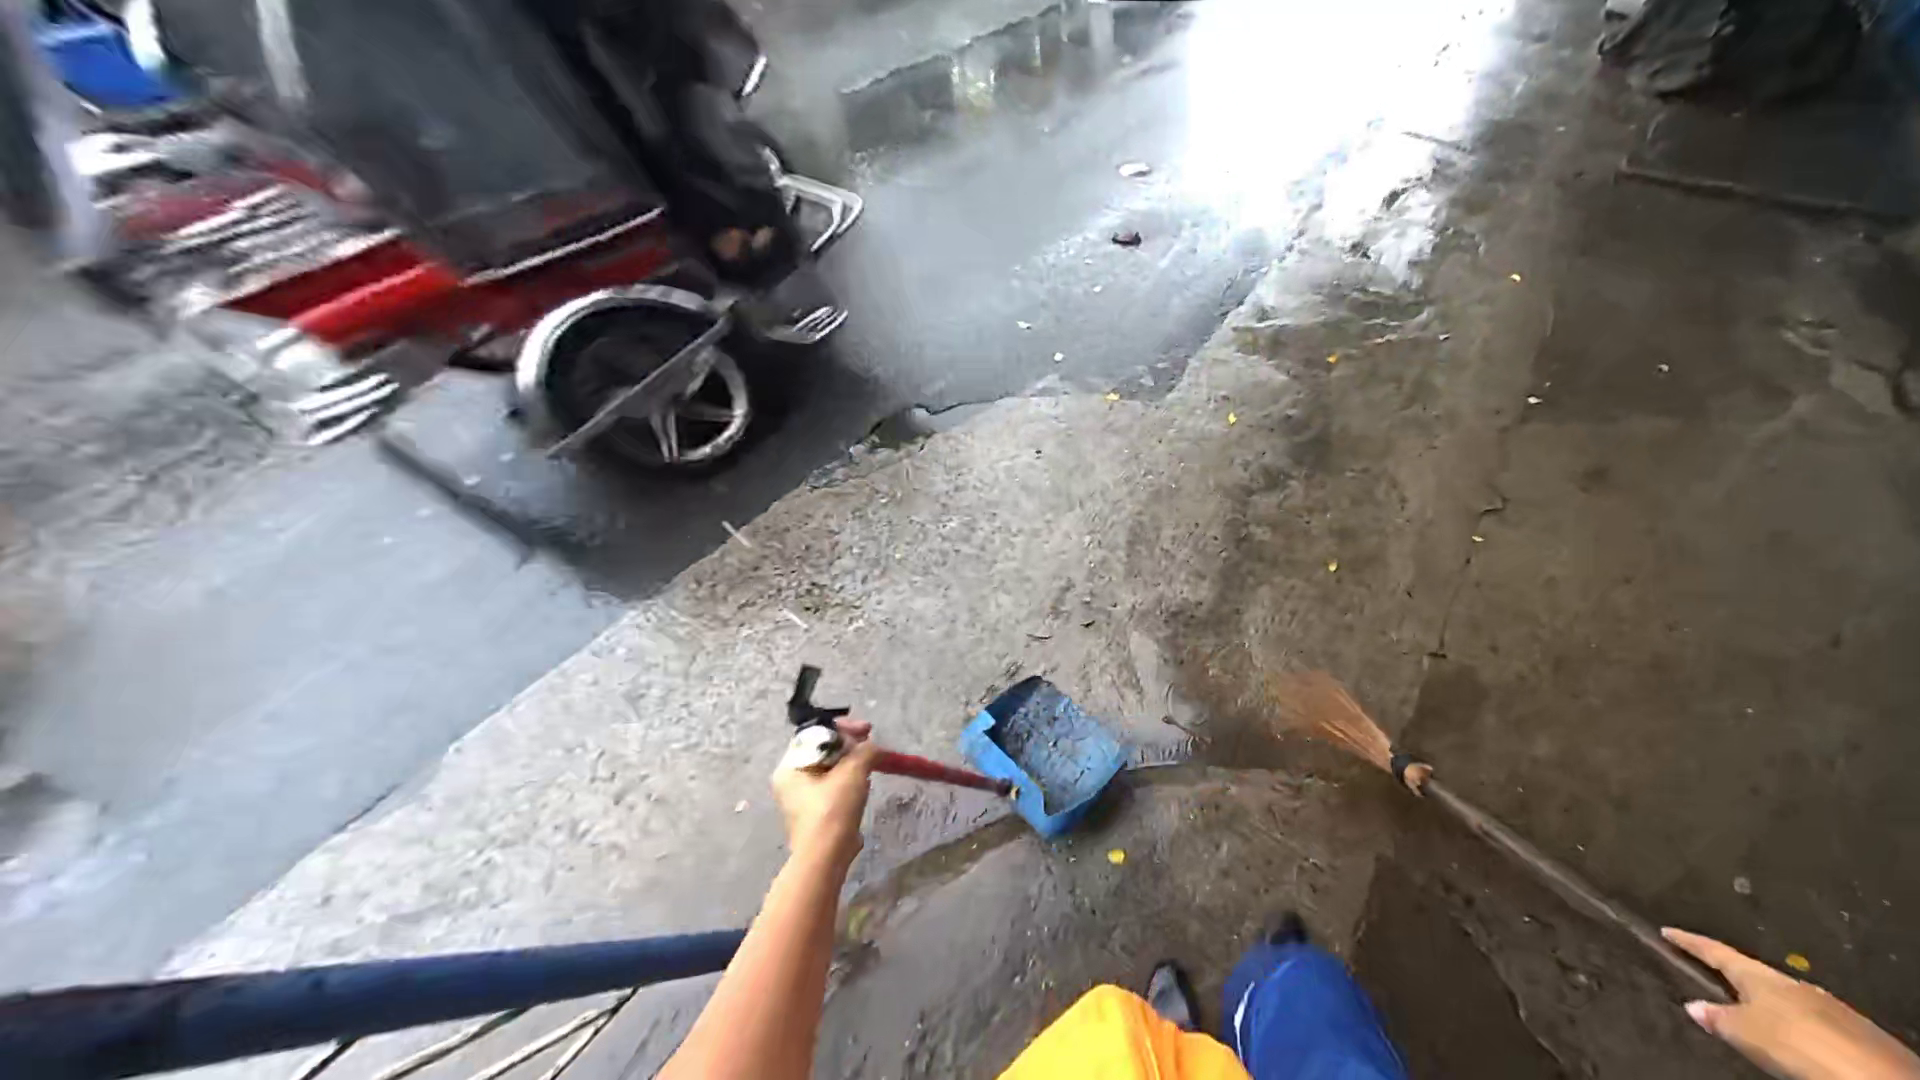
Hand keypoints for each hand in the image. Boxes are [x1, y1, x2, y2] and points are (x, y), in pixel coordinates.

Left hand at [772, 719, 877, 866]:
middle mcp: (789, 781)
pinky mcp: (814, 815)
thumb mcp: (853, 771)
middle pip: (822, 750)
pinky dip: (847, 781)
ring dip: (850, 763)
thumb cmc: (833, 809)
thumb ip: (865, 750)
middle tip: (870, 744)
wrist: (826, 857)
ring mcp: (800, 800)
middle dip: (849, 745)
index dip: (842, 728)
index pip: (816, 733)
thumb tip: (873, 748)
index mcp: (789, 767)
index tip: (866, 730)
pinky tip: (862, 786)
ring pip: (828, 769)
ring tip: (869, 765)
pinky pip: (831, 788)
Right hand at [1664, 928, 1919, 1079]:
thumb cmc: (1796, 1043)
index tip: (1667, 930)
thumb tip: (1694, 1006)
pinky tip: (1794, 1037)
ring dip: (1766, 1002)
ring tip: (1750, 1012)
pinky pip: (1812, 1020)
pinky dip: (1794, 1023)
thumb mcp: (1744, 1031)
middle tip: (1709, 975)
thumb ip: (1716, 1017)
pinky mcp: (1858, 1034)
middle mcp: (1793, 984)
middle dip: (1733, 975)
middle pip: (1755, 975)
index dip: (1690, 942)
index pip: (1716, 952)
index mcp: (1760, 976)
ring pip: (1786, 998)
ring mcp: (1830, 1008)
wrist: (1881, 1079)